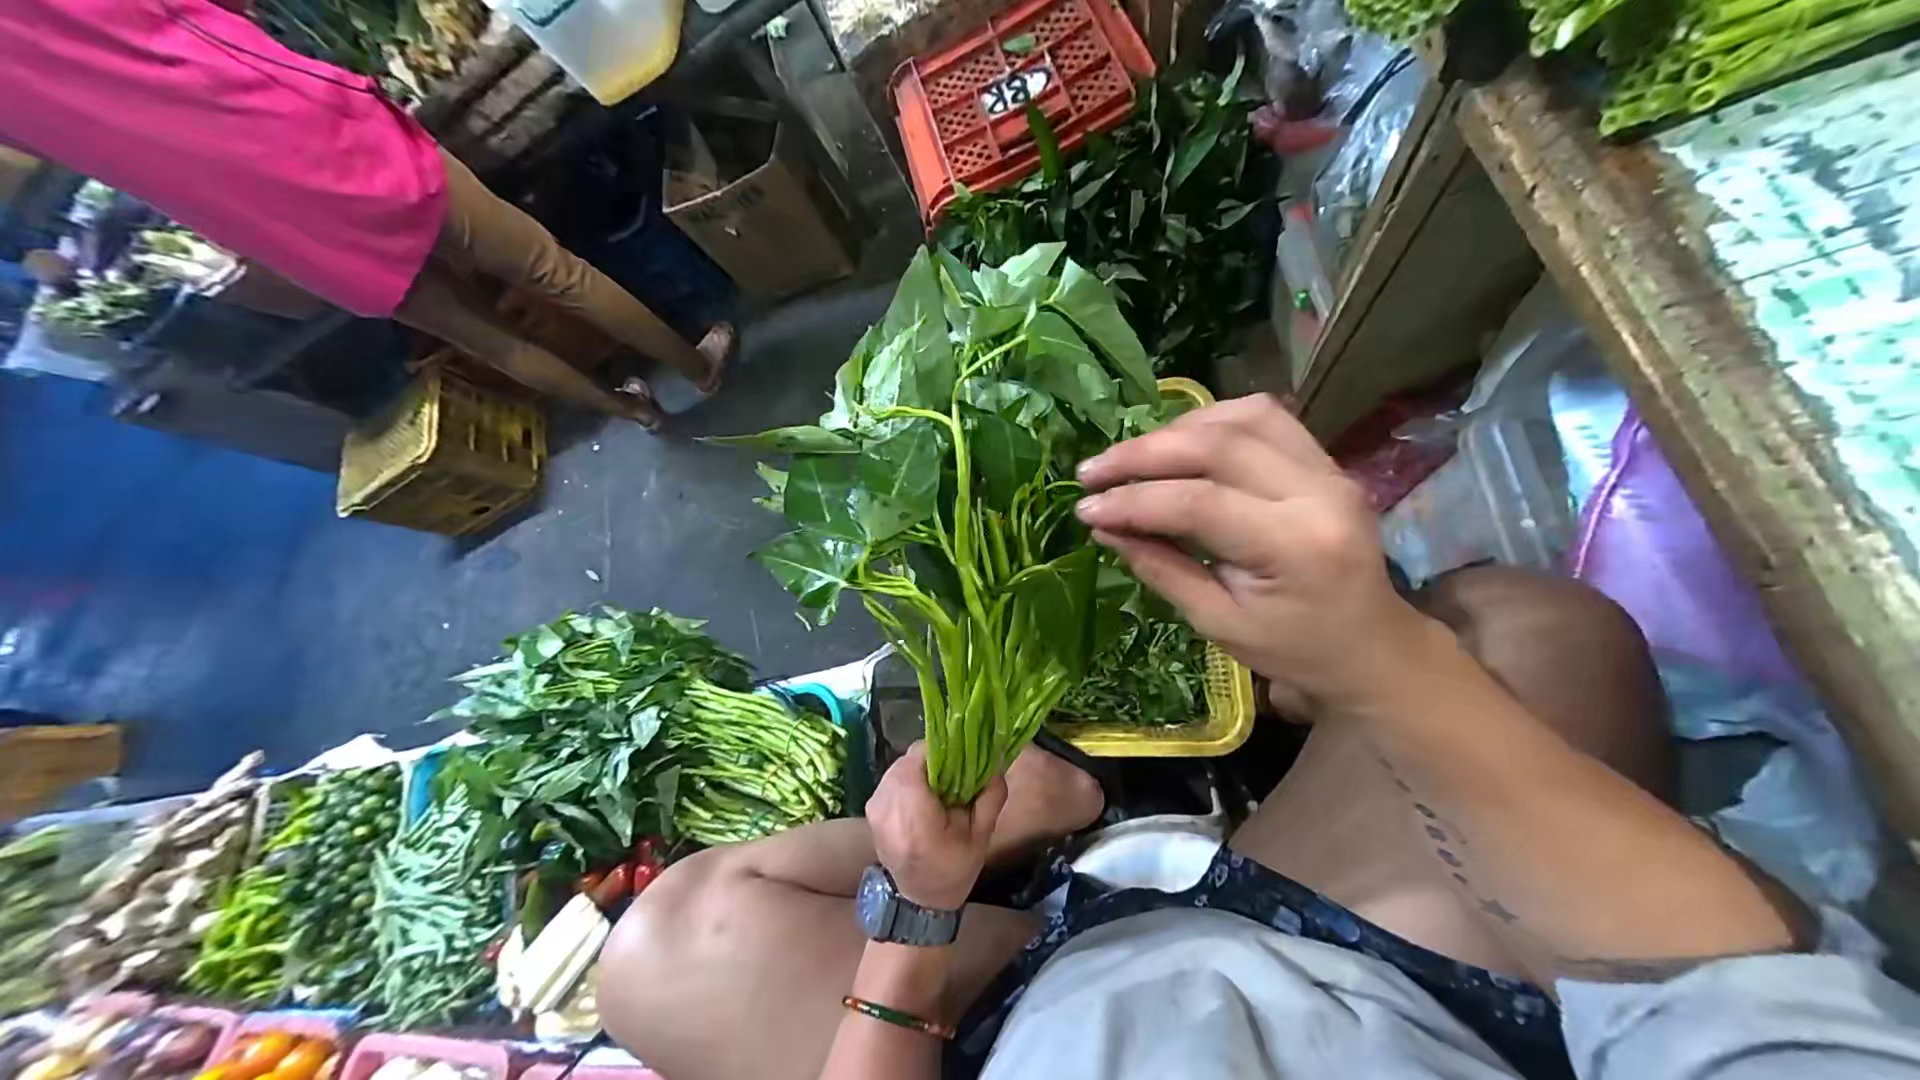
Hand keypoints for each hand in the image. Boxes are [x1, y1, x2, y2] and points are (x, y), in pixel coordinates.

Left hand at [867, 742, 1006, 909]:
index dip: (941, 752)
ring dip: (920, 768)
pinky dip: (907, 778)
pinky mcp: (870, 808)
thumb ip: (990, 795)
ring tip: (939, 786)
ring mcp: (874, 808)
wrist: (920, 900)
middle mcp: (887, 809)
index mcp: (915, 820)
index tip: (959, 760)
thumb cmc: (954, 868)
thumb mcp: (982, 835)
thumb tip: (995, 759)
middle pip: (909, 760)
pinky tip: (922, 795)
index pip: (919, 759)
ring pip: (899, 765)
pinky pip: (891, 777)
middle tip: (953, 774)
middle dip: (932, 760)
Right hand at [1074, 394, 1440, 713]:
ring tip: (1130, 457)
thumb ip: (1160, 567)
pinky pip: (1262, 418)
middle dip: (1141, 454)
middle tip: (1091, 471)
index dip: (1133, 501)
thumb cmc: (1293, 648)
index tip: (1085, 509)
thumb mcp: (1216, 622)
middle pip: (1217, 445)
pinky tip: (1177, 444)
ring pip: (1240, 417)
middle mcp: (1319, 492)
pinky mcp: (1324, 460)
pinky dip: (1210, 422)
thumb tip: (1104, 526)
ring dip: (1174, 430)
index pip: (1198, 502)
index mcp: (1295, 546)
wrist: (1371, 646)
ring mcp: (1329, 468)